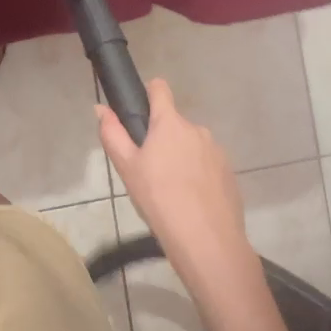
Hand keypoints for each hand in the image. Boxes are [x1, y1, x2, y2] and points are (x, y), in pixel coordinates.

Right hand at [97, 79, 248, 267]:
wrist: (208, 242)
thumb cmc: (159, 199)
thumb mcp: (127, 168)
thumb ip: (112, 134)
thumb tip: (101, 108)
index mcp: (170, 123)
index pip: (160, 88)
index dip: (148, 94)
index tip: (140, 114)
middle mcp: (196, 129)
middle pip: (174, 124)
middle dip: (162, 139)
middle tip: (149, 171)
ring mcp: (217, 152)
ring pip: (191, 146)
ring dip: (181, 158)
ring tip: (171, 192)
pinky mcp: (229, 174)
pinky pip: (207, 166)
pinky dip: (198, 176)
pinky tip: (191, 203)